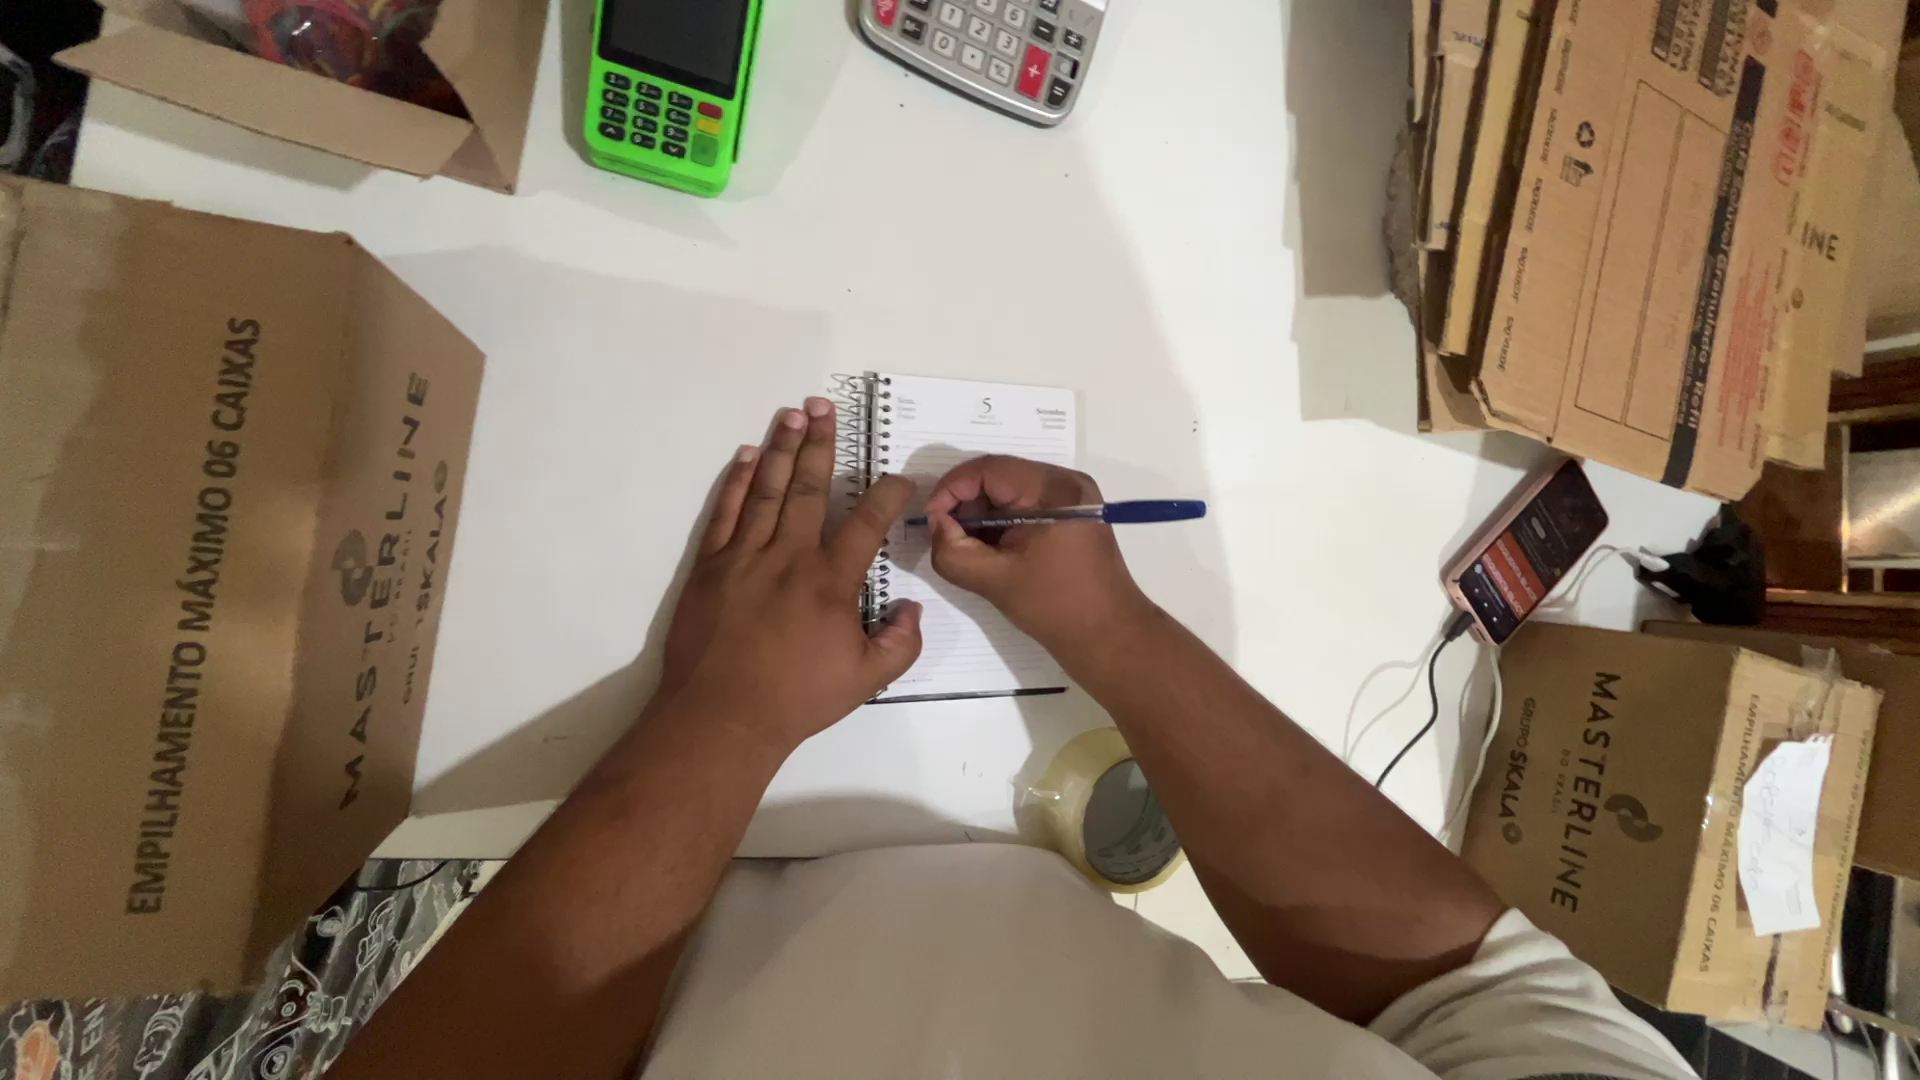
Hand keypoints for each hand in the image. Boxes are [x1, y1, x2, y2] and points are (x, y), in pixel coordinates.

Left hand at [655, 399, 922, 753]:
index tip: (900, 477)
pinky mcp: (710, 566)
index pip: (866, 523)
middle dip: (819, 443)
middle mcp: (788, 556)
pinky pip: (725, 513)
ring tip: (789, 414)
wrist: (720, 717)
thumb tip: (913, 609)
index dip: (888, 495)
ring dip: (779, 449)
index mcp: (830, 580)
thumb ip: (901, 643)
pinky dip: (735, 482)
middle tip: (822, 406)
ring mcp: (744, 556)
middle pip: (807, 487)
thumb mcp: (867, 681)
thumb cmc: (796, 698)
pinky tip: (745, 456)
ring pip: (765, 489)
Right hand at [925, 456, 1154, 655]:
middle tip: (943, 534)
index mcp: (1053, 490)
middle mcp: (1065, 483)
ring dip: (980, 514)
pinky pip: (1023, 506)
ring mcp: (1070, 498)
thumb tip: (936, 526)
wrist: (1110, 637)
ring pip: (1008, 491)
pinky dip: (999, 522)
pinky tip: (985, 548)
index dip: (950, 489)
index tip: (931, 520)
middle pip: (998, 476)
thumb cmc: (1056, 608)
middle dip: (964, 502)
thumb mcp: (994, 581)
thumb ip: (953, 551)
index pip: (988, 469)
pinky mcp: (1069, 515)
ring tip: (962, 544)